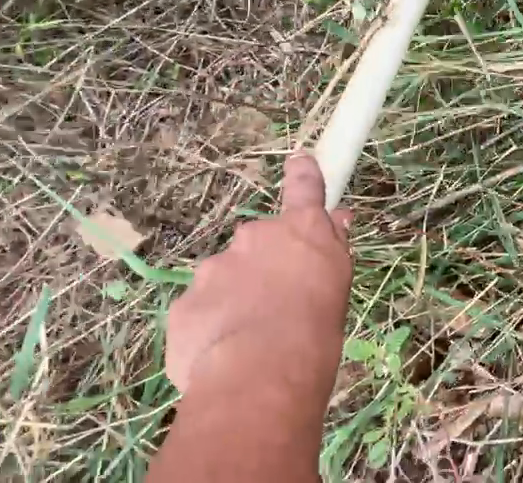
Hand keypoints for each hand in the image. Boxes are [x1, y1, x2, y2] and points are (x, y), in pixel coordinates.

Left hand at [166, 153, 353, 400]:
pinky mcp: (182, 305)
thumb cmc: (317, 316)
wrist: (262, 364)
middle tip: (278, 294)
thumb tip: (336, 219)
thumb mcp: (339, 276)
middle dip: (263, 261)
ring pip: (225, 276)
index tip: (298, 158)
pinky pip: (200, 308)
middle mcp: (254, 237)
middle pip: (258, 241)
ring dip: (235, 294)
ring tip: (251, 330)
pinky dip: (212, 321)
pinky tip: (226, 346)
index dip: (303, 172)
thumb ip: (332, 244)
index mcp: (300, 227)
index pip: (304, 188)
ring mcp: (213, 269)